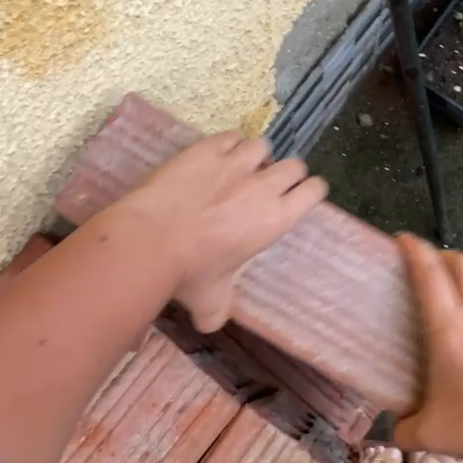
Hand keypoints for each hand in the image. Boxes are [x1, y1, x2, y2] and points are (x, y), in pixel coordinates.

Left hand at [103, 132, 327, 331]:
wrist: (149, 239)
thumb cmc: (188, 272)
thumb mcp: (210, 301)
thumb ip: (218, 311)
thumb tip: (210, 325)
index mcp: (275, 220)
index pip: (313, 192)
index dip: (311, 191)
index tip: (303, 194)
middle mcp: (263, 187)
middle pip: (294, 165)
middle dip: (288, 172)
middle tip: (271, 184)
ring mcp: (235, 164)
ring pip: (263, 145)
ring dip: (257, 156)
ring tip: (242, 167)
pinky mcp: (208, 149)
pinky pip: (232, 137)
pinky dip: (229, 144)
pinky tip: (218, 155)